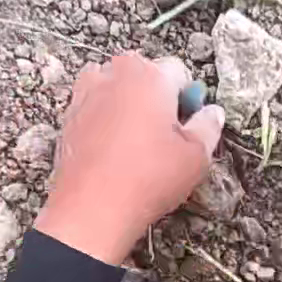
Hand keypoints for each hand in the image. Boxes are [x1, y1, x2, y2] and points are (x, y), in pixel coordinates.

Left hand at [35, 51, 224, 264]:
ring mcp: (86, 93)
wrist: (93, 209)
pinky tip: (116, 152)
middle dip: (157, 98)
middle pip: (145, 75)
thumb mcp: (197, 155)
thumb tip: (213, 112)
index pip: (179, 72)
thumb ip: (209, 126)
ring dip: (130, 105)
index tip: (188, 127)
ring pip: (117, 88)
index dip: (188, 100)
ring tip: (138, 142)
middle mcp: (115, 74)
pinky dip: (107, 120)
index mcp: (150, 76)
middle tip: (166, 137)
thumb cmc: (149, 177)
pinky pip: (96, 107)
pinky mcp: (68, 116)